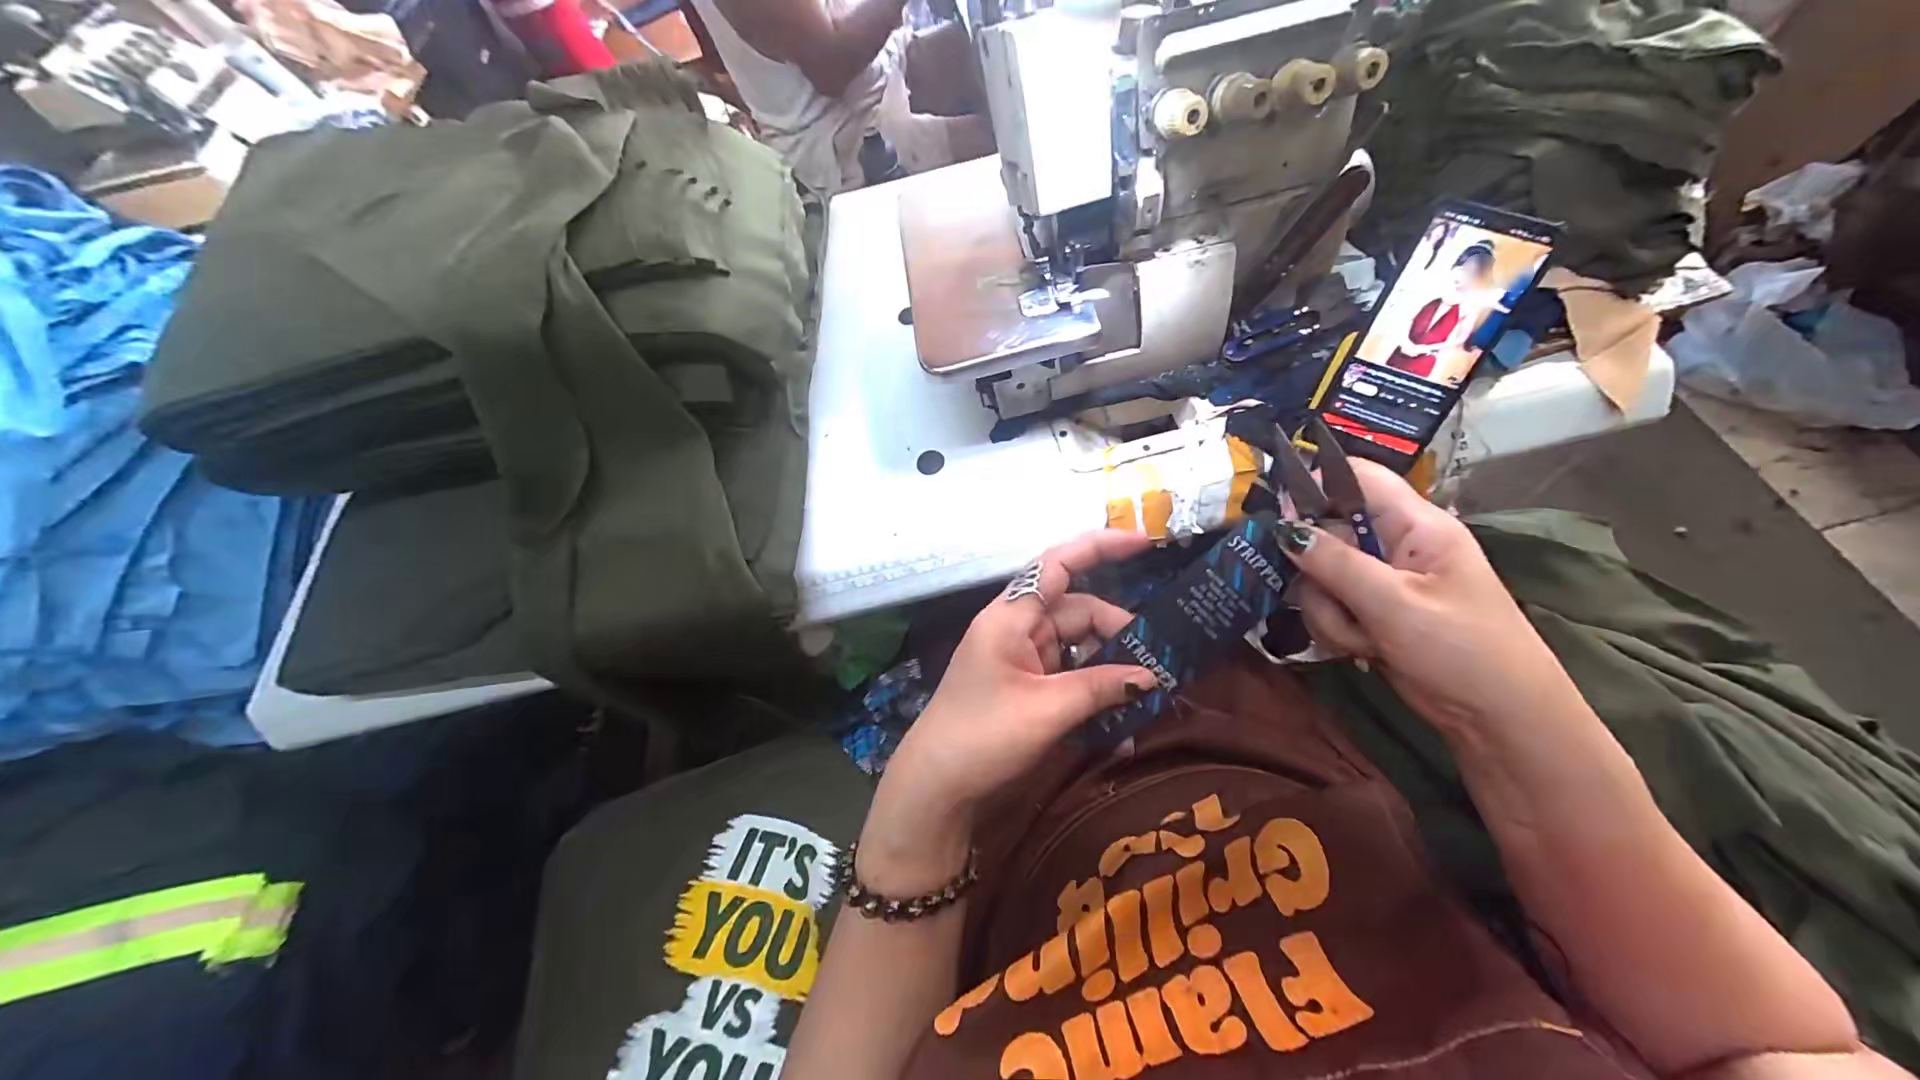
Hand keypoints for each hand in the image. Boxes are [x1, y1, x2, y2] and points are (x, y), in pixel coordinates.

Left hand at [858, 531, 1157, 891]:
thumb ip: (1101, 687)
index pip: (1057, 566)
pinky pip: (1071, 677)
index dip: (1099, 547)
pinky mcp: (1027, 689)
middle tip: (1163, 668)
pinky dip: (1095, 691)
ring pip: (1080, 648)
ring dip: (1112, 669)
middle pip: (1080, 613)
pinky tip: (1122, 719)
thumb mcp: (1046, 710)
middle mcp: (1017, 630)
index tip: (1144, 542)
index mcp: (1010, 618)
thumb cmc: (982, 737)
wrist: (936, 789)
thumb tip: (1153, 676)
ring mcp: (1022, 660)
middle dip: (1121, 635)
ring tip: (1151, 696)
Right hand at [1285, 459, 1582, 736]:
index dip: (1316, 487)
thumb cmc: (1463, 651)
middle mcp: (1395, 545)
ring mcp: (1381, 581)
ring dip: (1328, 610)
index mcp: (1416, 525)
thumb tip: (1284, 530)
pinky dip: (1336, 629)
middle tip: (1334, 601)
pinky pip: (1330, 606)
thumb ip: (1335, 564)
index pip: (1358, 477)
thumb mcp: (1394, 604)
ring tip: (1362, 637)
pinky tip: (1362, 649)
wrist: (1500, 720)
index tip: (1284, 522)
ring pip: (1320, 577)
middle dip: (1319, 573)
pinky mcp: (1371, 611)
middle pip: (1326, 533)